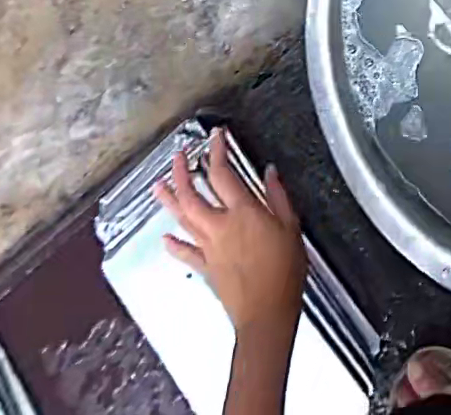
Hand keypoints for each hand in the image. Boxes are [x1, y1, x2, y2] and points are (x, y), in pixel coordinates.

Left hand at [154, 127, 307, 334]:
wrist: (267, 315)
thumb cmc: (284, 272)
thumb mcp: (291, 227)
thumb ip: (278, 196)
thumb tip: (270, 172)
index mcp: (243, 212)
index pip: (223, 174)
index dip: (217, 151)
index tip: (216, 136)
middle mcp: (220, 226)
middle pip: (193, 195)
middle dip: (182, 172)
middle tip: (179, 156)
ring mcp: (209, 248)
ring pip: (183, 219)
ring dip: (170, 201)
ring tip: (159, 185)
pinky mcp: (206, 268)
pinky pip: (185, 253)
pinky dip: (174, 244)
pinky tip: (165, 238)